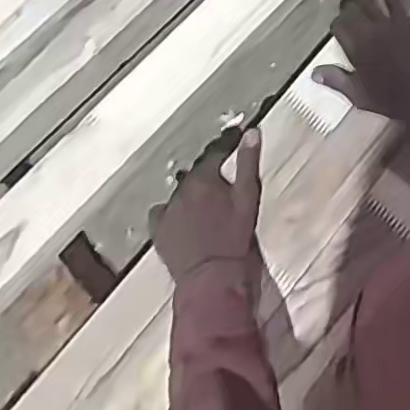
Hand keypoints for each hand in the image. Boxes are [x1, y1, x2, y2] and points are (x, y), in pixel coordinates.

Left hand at [151, 128, 261, 279]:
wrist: (211, 277)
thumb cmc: (234, 236)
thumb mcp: (248, 196)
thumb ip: (248, 162)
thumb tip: (251, 132)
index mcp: (204, 177)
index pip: (215, 151)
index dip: (227, 142)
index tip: (236, 136)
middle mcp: (182, 189)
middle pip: (197, 170)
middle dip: (209, 169)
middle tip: (222, 176)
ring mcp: (167, 210)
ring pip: (181, 190)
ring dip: (192, 190)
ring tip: (204, 199)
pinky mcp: (158, 230)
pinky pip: (162, 211)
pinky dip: (172, 209)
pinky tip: (180, 216)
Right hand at [313, 0, 409, 122]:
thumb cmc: (391, 99)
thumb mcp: (359, 95)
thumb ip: (336, 80)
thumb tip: (314, 73)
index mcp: (356, 50)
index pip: (338, 28)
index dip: (335, 26)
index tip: (336, 28)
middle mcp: (368, 33)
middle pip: (350, 11)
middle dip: (344, 7)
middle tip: (342, 6)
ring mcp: (387, 24)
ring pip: (367, 0)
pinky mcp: (404, 21)